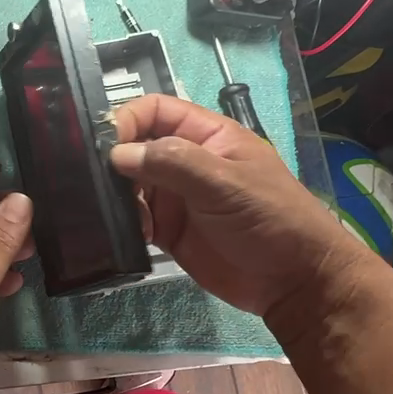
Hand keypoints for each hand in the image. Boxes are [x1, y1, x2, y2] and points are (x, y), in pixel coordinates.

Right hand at [109, 95, 373, 317]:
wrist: (295, 284)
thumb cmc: (271, 220)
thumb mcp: (225, 183)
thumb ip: (172, 162)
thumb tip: (117, 154)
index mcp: (205, 136)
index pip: (155, 110)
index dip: (127, 119)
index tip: (106, 144)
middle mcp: (184, 160)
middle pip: (134, 144)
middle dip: (113, 159)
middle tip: (97, 182)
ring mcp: (173, 196)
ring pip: (128, 182)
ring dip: (115, 194)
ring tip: (116, 212)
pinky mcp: (165, 229)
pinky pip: (132, 217)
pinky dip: (122, 222)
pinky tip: (125, 232)